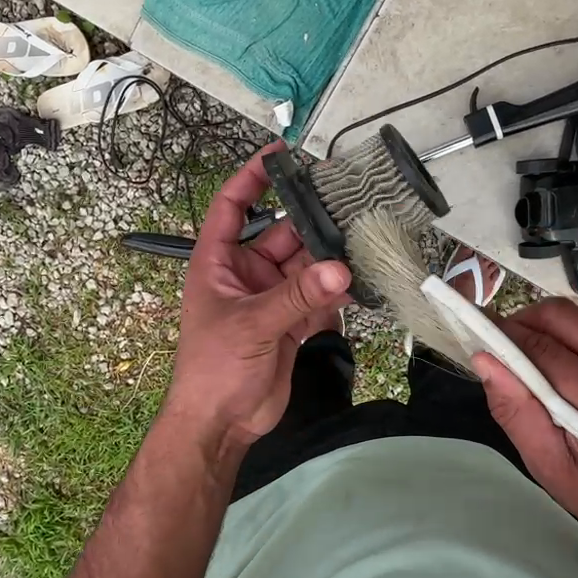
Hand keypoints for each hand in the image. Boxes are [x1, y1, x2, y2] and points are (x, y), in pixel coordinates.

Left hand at [164, 147, 351, 465]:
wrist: (220, 423)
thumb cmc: (214, 368)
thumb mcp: (252, 325)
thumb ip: (297, 296)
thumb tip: (340, 268)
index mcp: (217, 262)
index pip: (232, 206)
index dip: (251, 177)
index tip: (280, 154)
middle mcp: (244, 273)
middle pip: (281, 233)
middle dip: (311, 219)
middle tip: (349, 199)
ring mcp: (269, 297)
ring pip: (304, 265)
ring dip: (329, 257)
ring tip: (363, 239)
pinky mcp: (291, 322)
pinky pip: (316, 295)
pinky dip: (336, 290)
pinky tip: (359, 282)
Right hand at [474, 299, 577, 565]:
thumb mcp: (550, 468)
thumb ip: (516, 412)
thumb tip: (484, 360)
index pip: (545, 347)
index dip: (505, 335)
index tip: (476, 333)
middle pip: (565, 316)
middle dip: (524, 322)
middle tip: (501, 349)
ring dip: (548, 333)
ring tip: (531, 366)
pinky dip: (572, 344)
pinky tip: (565, 377)